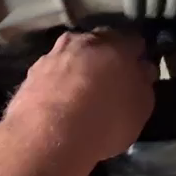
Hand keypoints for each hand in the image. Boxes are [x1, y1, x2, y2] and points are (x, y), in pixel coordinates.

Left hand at [4, 30, 154, 165]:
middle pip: (100, 42)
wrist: (47, 134)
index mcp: (115, 45)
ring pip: (72, 53)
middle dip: (106, 56)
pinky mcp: (32, 71)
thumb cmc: (104, 120)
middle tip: (110, 79)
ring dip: (78, 66)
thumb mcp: (140, 108)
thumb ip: (143, 83)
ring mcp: (54, 53)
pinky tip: (59, 101)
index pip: (133, 41)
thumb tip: (142, 69)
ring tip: (81, 92)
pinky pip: (52, 71)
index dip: (137, 55)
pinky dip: (57, 80)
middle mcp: (84, 41)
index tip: (138, 70)